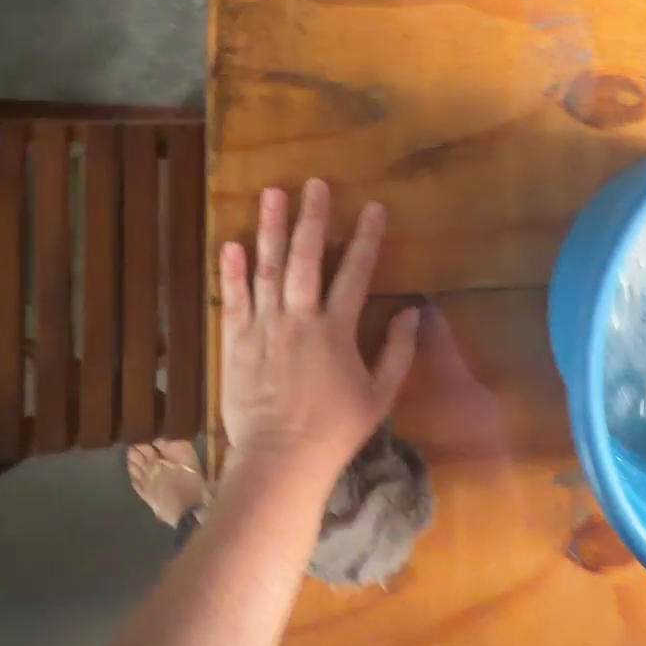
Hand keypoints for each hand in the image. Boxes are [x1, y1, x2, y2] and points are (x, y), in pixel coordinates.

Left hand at [219, 180, 419, 485]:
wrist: (280, 460)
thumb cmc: (335, 430)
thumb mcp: (379, 395)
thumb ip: (398, 351)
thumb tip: (413, 311)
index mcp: (337, 330)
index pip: (356, 273)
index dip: (366, 238)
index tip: (373, 208)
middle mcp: (299, 319)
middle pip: (307, 259)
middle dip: (312, 218)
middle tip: (315, 184)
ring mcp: (264, 328)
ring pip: (268, 270)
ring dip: (270, 230)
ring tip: (271, 194)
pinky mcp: (235, 342)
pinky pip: (233, 301)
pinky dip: (232, 273)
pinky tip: (231, 244)